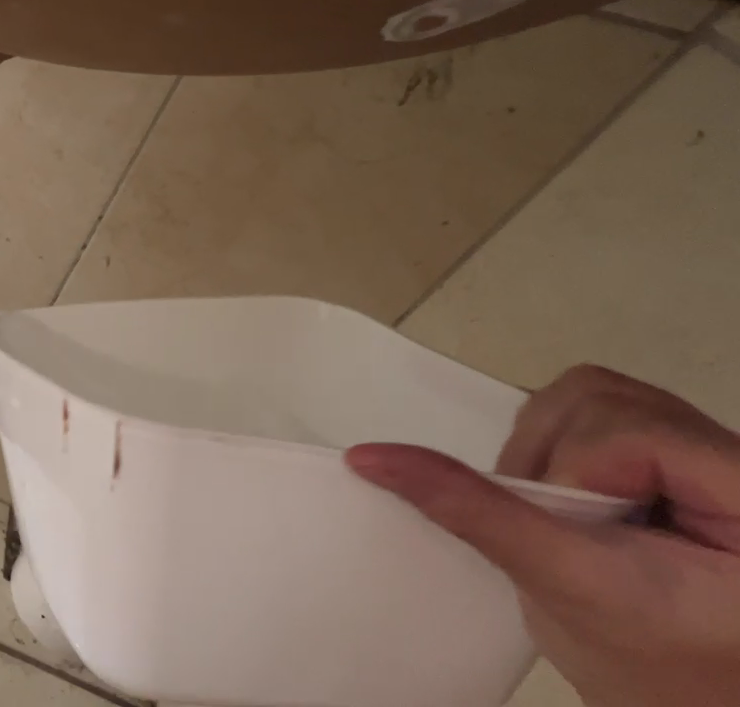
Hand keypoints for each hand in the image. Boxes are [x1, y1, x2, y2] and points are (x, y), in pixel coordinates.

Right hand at [347, 365, 739, 706]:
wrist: (694, 694)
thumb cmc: (659, 663)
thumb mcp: (571, 589)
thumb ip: (476, 512)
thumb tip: (370, 457)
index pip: (629, 428)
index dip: (574, 469)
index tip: (571, 535)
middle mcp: (731, 458)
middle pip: (603, 397)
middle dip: (550, 453)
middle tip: (554, 523)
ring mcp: (708, 457)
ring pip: (593, 398)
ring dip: (546, 450)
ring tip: (563, 517)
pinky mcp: (678, 461)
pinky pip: (597, 418)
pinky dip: (558, 451)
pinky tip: (573, 502)